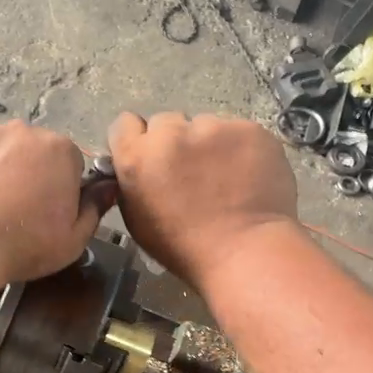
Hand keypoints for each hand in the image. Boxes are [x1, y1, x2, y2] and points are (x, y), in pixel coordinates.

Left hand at [0, 121, 103, 287]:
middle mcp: (23, 129)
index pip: (66, 160)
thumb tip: (107, 186)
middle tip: (8, 208)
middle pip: (28, 148)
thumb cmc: (21, 248)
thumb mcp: (72, 241)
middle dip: (22, 170)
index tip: (42, 210)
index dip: (55, 186)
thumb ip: (94, 208)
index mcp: (60, 149)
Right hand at [107, 112, 297, 291]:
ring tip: (222, 177)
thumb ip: (130, 182)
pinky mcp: (248, 128)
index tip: (148, 156)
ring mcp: (213, 126)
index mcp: (136, 157)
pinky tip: (245, 175)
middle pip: (165, 122)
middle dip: (172, 141)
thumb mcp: (136, 219)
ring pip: (204, 125)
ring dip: (207, 144)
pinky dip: (238, 149)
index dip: (135, 139)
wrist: (244, 250)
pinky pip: (236, 132)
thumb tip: (137, 165)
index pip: (124, 123)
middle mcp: (170, 133)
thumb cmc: (182, 247)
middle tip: (188, 171)